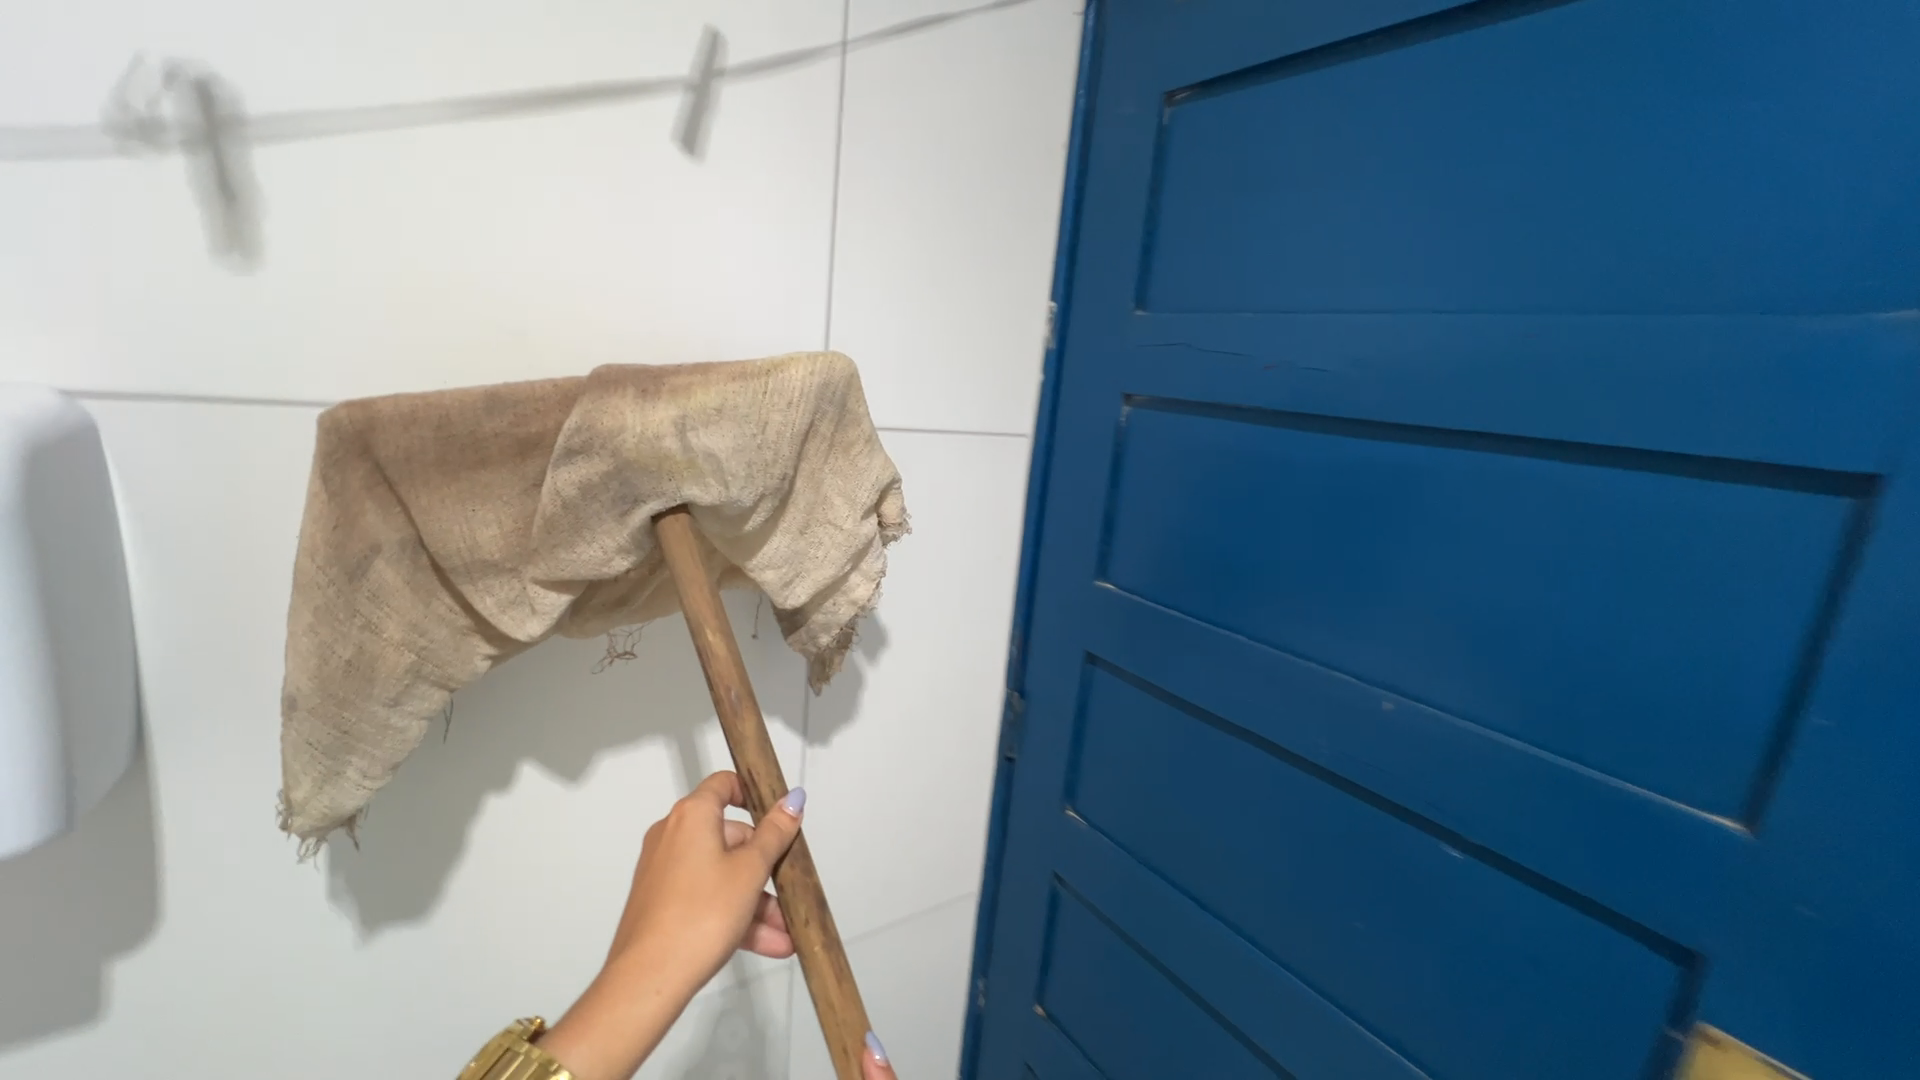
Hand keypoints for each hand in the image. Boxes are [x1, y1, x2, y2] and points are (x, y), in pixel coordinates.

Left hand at [537, 771, 804, 1079]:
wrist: (646, 980)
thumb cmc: (704, 912)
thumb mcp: (750, 870)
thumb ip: (775, 833)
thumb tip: (792, 798)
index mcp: (692, 816)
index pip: (724, 784)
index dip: (753, 793)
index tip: (779, 815)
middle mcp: (673, 836)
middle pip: (730, 838)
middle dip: (765, 868)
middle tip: (792, 891)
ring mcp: (665, 872)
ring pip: (722, 876)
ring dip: (757, 902)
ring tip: (787, 935)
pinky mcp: (660, 905)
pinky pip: (707, 899)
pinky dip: (735, 916)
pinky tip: (770, 945)